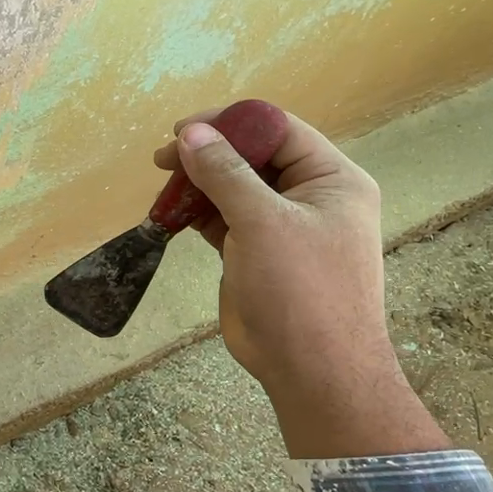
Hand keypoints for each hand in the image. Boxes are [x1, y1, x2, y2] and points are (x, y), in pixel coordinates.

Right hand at [155, 108, 448, 458]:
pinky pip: (220, 215)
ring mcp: (281, 224)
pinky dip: (193, 210)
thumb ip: (225, 172)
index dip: (229, 123)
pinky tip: (167, 213)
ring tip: (161, 189)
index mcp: (331, 180)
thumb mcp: (263, 222)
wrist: (311, 368)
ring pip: (231, 185)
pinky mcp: (254, 249)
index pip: (277, 130)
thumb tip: (189, 132)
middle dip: (205, 153)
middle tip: (161, 159)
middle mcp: (309, 196)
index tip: (180, 130)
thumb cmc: (300, 289)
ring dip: (194, 182)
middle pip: (251, 155)